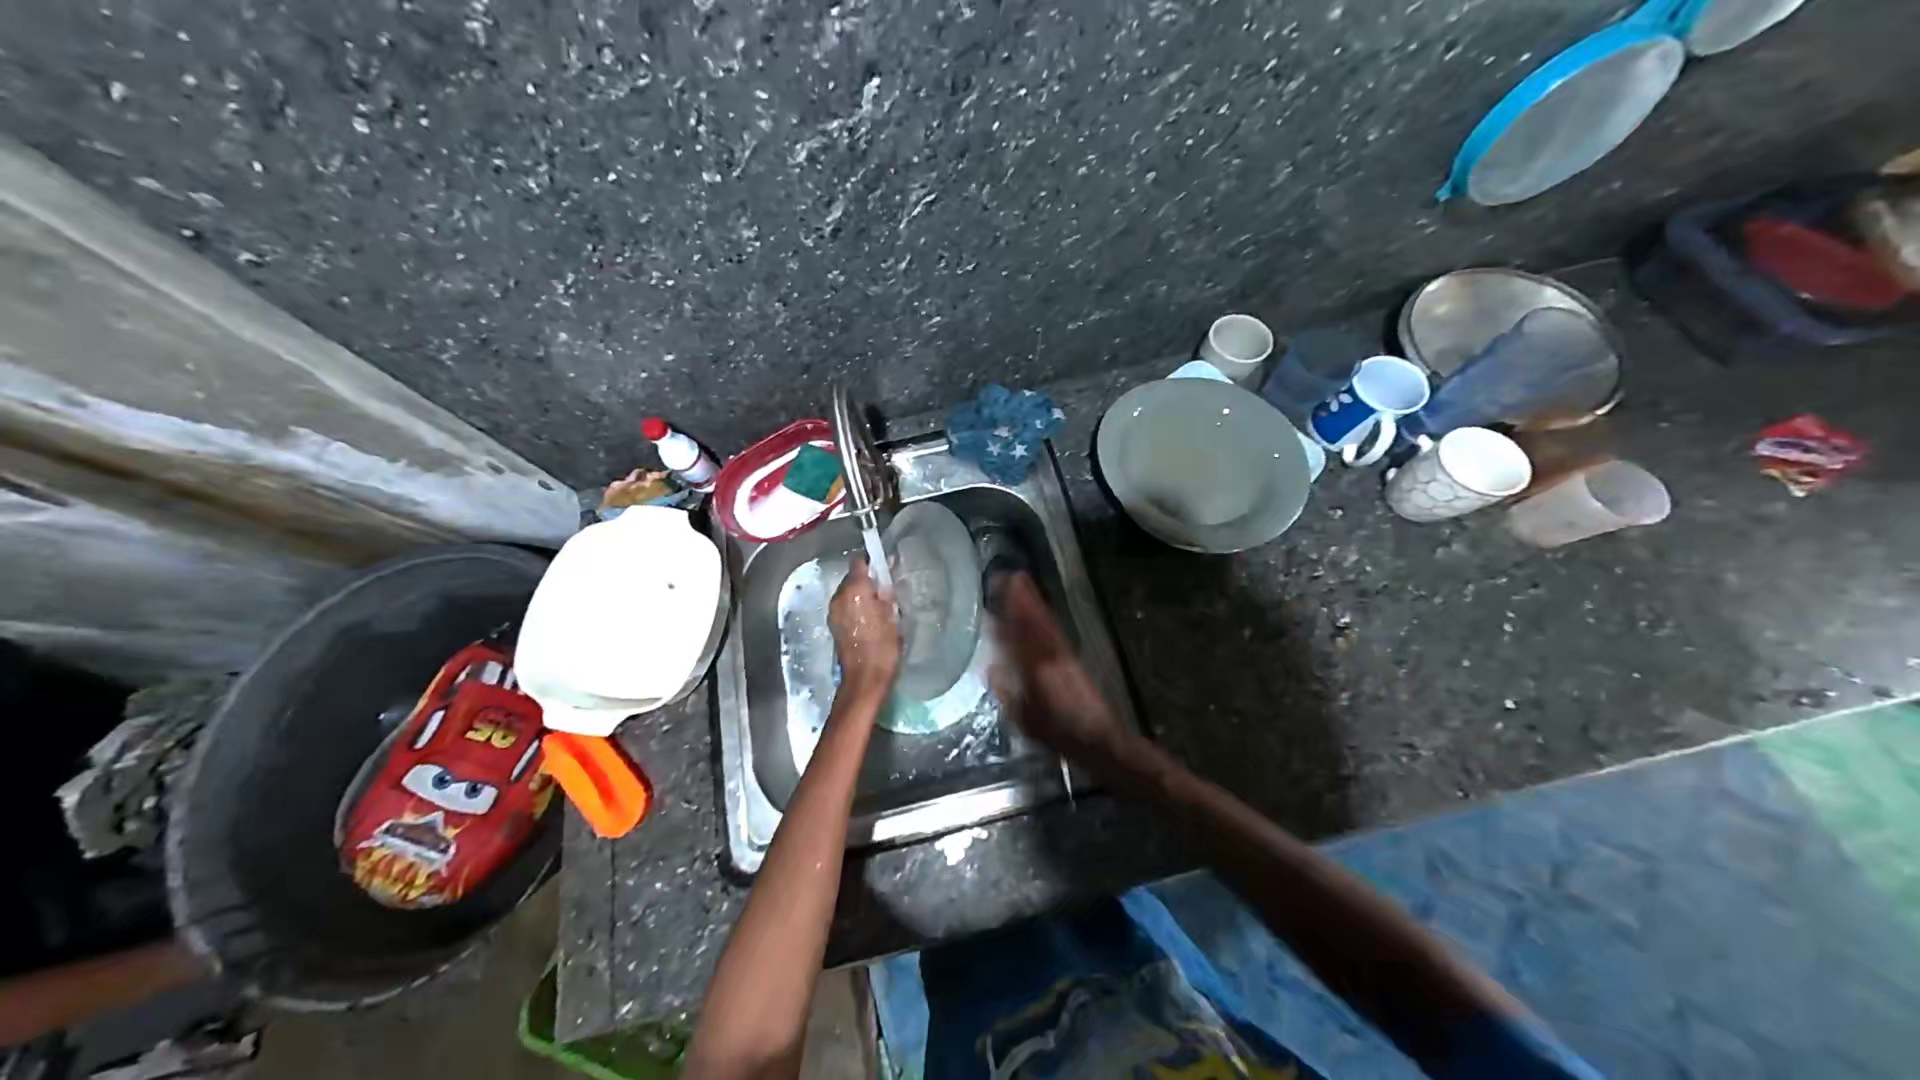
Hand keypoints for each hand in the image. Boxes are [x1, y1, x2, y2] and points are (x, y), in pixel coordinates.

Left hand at [830, 556, 900, 697]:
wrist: (864, 678)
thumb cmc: (884, 647)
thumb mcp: (892, 616)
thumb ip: (886, 593)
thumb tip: (884, 579)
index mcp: (854, 590)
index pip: (859, 563)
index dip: (872, 562)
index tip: (885, 567)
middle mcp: (839, 597)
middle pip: (852, 578)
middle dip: (867, 580)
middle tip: (886, 589)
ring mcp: (833, 611)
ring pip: (848, 593)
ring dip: (861, 595)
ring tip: (879, 605)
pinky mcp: (833, 625)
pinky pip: (845, 606)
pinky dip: (855, 607)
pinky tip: (869, 618)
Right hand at [990, 572, 1131, 765]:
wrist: (1099, 740)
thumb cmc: (1058, 734)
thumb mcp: (1024, 720)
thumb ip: (1006, 693)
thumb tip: (992, 668)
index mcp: (1037, 668)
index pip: (1019, 631)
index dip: (1009, 608)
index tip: (999, 589)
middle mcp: (1052, 655)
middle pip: (1034, 620)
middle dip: (1022, 597)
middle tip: (1009, 575)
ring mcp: (1065, 655)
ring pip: (1046, 622)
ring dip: (1034, 602)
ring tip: (1021, 583)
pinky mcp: (1073, 659)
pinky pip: (1054, 630)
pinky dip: (1044, 616)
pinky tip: (1038, 611)